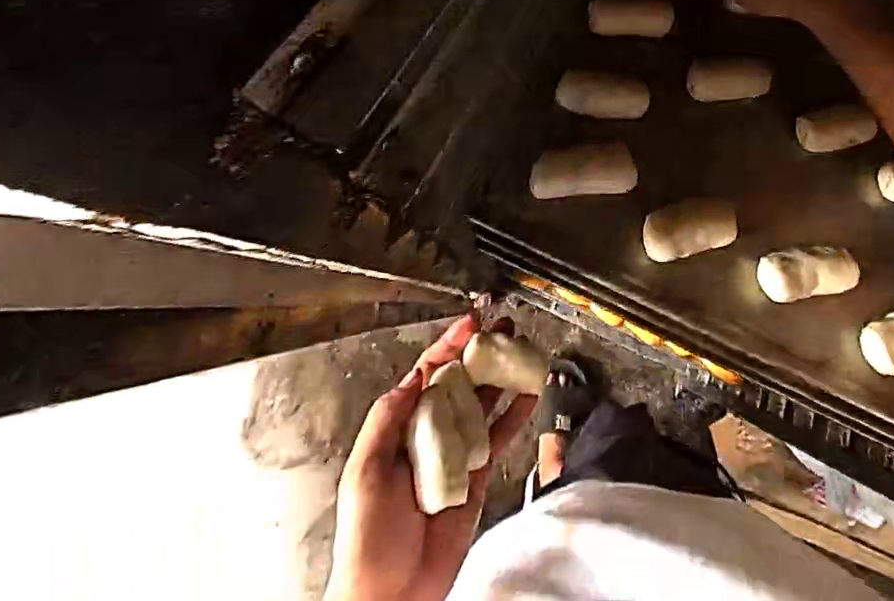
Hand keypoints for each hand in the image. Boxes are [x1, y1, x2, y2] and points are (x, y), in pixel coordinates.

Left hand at [323, 314, 537, 600]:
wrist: (391, 594)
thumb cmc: (367, 539)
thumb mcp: (363, 473)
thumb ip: (386, 421)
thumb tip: (413, 376)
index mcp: (402, 424)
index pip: (429, 373)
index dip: (450, 344)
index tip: (472, 321)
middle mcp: (431, 430)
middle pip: (462, 380)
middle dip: (483, 352)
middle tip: (506, 328)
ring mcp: (456, 449)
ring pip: (484, 402)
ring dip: (503, 376)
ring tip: (523, 351)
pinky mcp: (477, 473)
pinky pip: (499, 436)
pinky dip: (516, 415)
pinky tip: (529, 396)